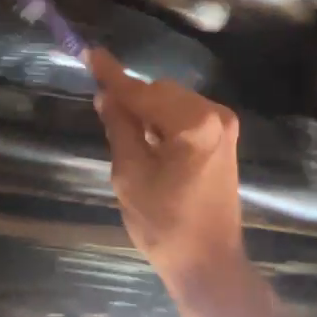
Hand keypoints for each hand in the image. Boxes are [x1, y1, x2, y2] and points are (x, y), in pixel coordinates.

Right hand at [88, 49, 247, 299]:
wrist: (209, 263)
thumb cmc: (166, 225)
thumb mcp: (131, 176)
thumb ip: (119, 129)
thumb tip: (106, 96)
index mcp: (194, 124)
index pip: (143, 92)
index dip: (113, 76)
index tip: (91, 52)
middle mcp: (214, 115)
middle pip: (161, 92)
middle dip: (132, 99)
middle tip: (103, 111)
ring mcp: (224, 127)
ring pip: (173, 102)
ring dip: (148, 110)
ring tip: (124, 133)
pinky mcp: (224, 140)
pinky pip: (186, 117)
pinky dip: (164, 122)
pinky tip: (148, 140)